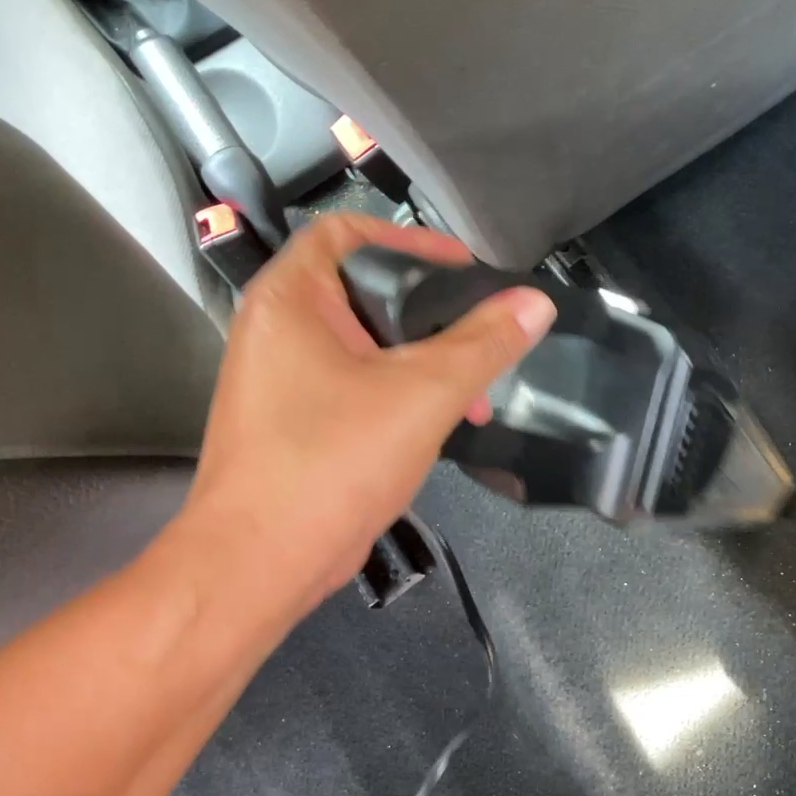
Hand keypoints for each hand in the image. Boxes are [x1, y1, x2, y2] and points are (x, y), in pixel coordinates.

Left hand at [183, 215, 555, 612]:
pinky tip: (441, 424)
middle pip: (366, 292)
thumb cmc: (333, 460)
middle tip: (481, 333)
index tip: (464, 267)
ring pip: (368, 346)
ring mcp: (282, 379)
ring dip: (425, 362)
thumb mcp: (425, 392)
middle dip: (432, 314)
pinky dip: (401, 392)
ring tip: (473, 396)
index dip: (409, 238)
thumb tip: (537, 303)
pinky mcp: (294, 423)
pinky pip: (358, 386)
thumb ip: (485, 343)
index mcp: (291, 300)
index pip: (347, 232)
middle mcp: (277, 329)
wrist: (259, 563)